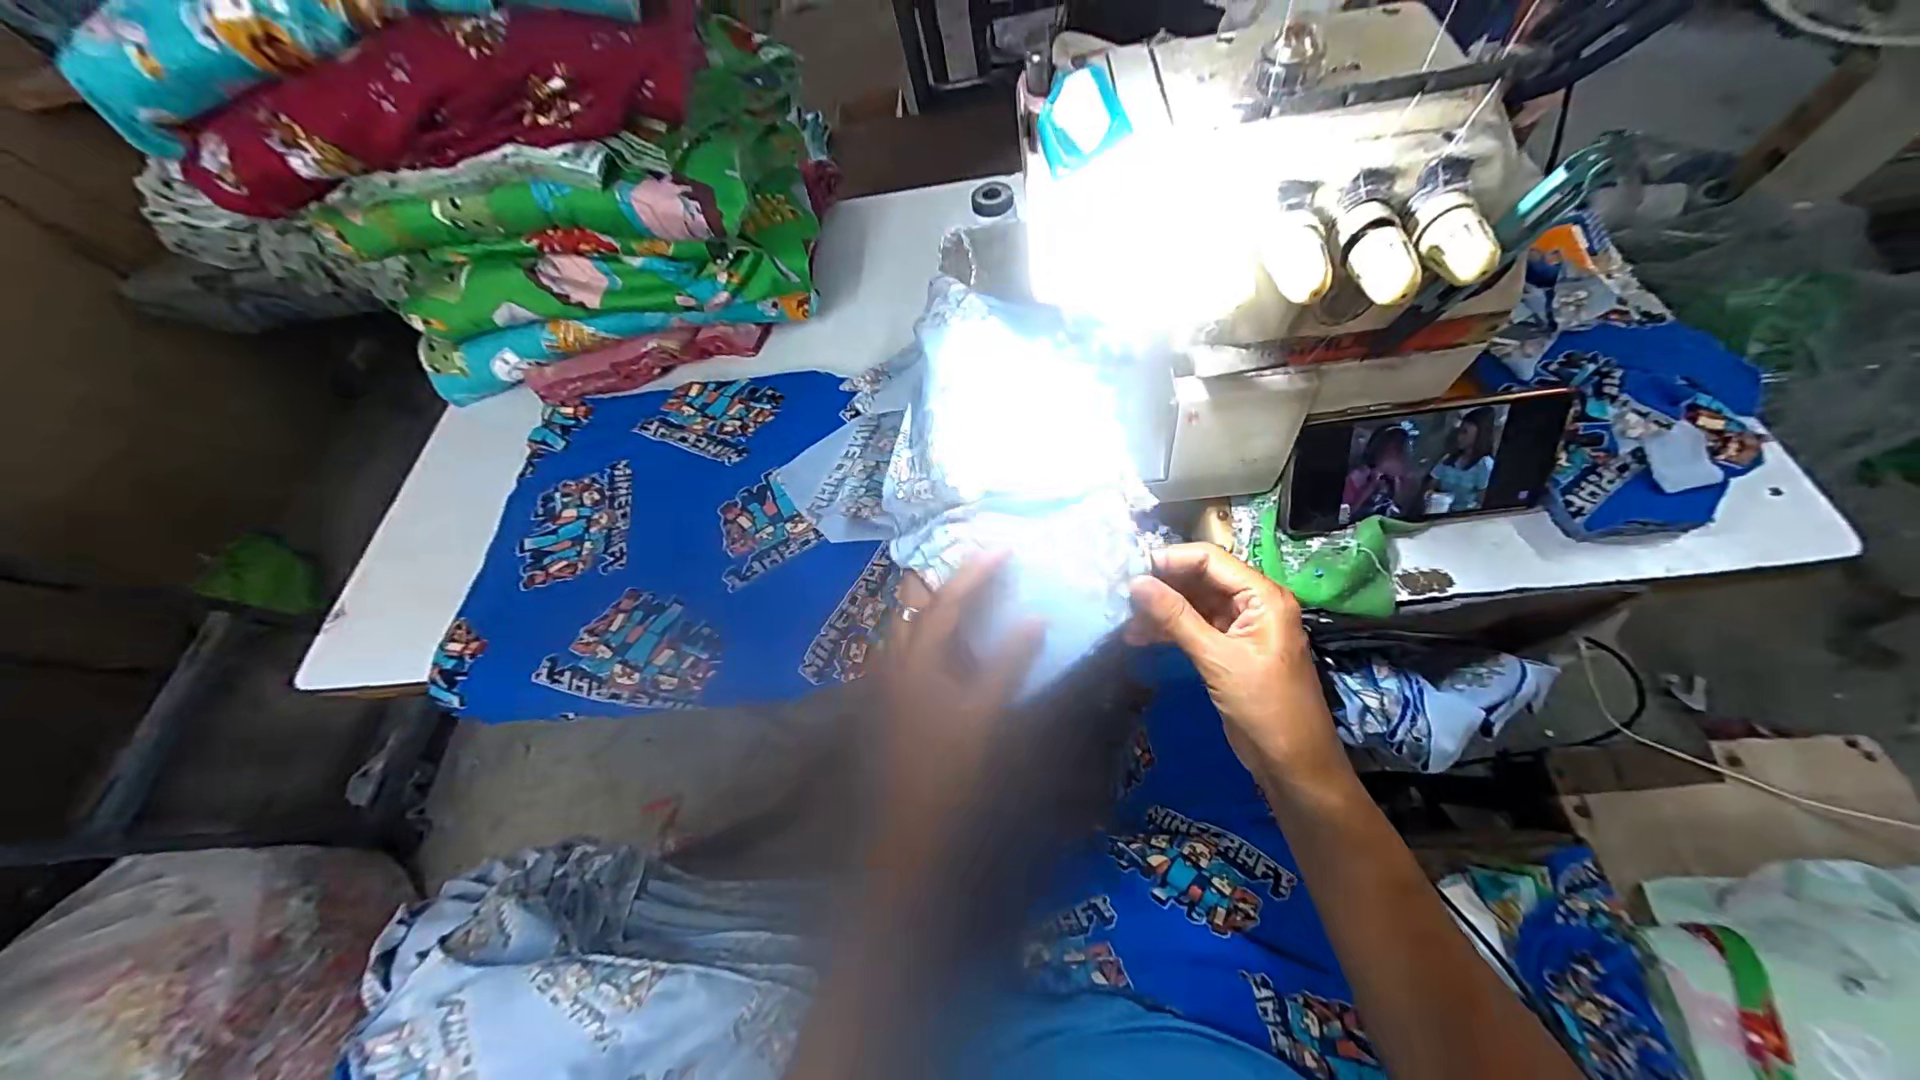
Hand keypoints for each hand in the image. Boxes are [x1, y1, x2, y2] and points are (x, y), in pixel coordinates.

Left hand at [876, 552, 1043, 828]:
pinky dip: (935, 636)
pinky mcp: (894, 703)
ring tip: (970, 594)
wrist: (907, 831)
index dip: (976, 573)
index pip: (948, 602)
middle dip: (950, 581)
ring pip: (912, 628)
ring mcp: (891, 683)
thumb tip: (1035, 618)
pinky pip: (913, 652)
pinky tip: (956, 645)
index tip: (1003, 547)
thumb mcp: (984, 715)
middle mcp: (896, 662)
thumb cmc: (947, 772)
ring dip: (939, 606)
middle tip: (983, 565)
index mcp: (916, 659)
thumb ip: (1008, 663)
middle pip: (920, 606)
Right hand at [1125, 544, 1345, 782]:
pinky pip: (1193, 626)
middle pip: (1199, 579)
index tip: (1132, 570)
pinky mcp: (1227, 649)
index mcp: (1262, 596)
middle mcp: (1252, 604)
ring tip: (1125, 622)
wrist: (1293, 762)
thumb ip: (1176, 618)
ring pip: (1192, 604)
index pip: (1211, 559)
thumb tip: (1137, 583)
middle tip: (1123, 598)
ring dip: (1160, 610)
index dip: (1171, 560)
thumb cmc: (1265, 707)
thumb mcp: (1218, 658)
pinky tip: (1139, 636)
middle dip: (1162, 586)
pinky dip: (1168, 630)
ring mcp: (1239, 626)